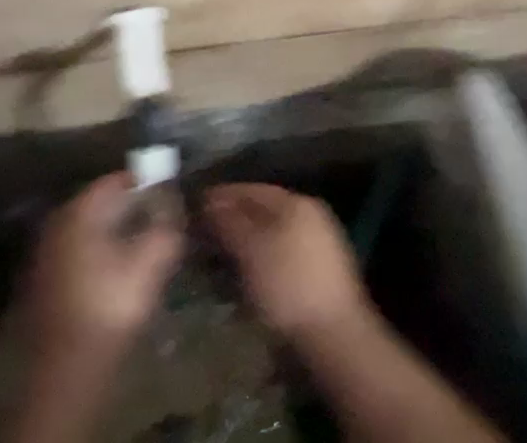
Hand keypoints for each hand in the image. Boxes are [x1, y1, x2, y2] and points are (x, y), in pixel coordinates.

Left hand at [23, 172, 183, 356]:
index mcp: (79, 212)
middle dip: (128, 207)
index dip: (145, 184)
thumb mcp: (149, 265)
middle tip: (157, 220)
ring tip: (139, 246)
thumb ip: (165, 229)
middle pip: (98, 202)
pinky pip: (74, 251)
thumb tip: (173, 206)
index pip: (116, 181)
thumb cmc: (109, 308)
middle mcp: (55, 222)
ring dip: (111, 231)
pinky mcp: (40, 278)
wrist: (64, 367)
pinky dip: (95, 252)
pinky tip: (113, 272)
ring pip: (85, 228)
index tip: (167, 195)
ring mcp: (43, 251)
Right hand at [203, 183, 372, 339]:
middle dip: (229, 222)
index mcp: (296, 203)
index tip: (192, 208)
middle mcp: (310, 218)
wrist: (333, 337)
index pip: (251, 189)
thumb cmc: (288, 285)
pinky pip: (277, 259)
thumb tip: (210, 201)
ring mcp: (316, 247)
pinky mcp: (315, 275)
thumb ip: (229, 222)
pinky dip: (256, 264)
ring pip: (269, 237)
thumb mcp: (251, 249)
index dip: (220, 197)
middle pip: (261, 212)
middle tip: (198, 236)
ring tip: (213, 260)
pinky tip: (239, 281)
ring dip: (241, 245)